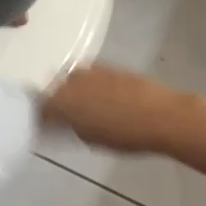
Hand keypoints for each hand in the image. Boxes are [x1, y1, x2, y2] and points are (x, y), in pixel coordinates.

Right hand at [39, 63, 200, 153]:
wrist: (165, 115)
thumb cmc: (126, 135)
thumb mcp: (92, 140)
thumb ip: (69, 130)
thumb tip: (57, 128)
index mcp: (60, 101)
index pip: (40, 109)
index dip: (42, 120)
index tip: (47, 129)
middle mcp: (68, 80)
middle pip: (53, 91)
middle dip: (57, 103)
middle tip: (67, 119)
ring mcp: (88, 70)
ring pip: (72, 81)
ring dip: (74, 92)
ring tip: (88, 108)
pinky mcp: (107, 65)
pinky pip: (90, 75)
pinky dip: (91, 85)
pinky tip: (104, 97)